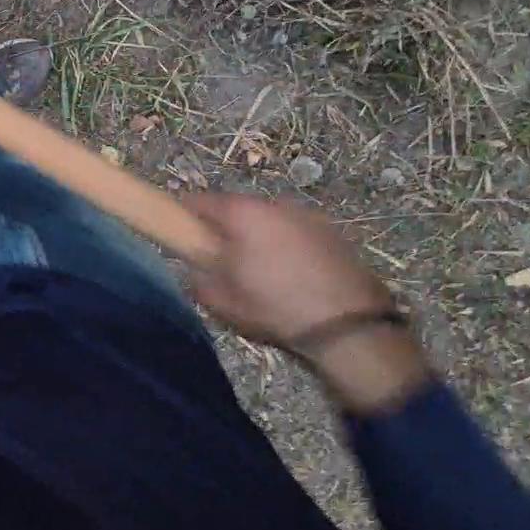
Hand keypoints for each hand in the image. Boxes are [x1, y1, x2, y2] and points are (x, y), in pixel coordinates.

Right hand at [183, 193, 430, 413]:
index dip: (181, 215)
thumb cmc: (275, 307)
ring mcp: (307, 215)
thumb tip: (191, 268)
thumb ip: (196, 278)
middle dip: (224, 228)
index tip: (178, 234)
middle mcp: (273, 203)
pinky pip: (296, 231)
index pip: (196, 200)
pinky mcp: (334, 232)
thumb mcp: (221, 300)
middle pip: (234, 208)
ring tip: (260, 268)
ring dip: (258, 235)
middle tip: (219, 257)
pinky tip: (292, 274)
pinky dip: (288, 244)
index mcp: (240, 213)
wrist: (351, 328)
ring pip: (268, 219)